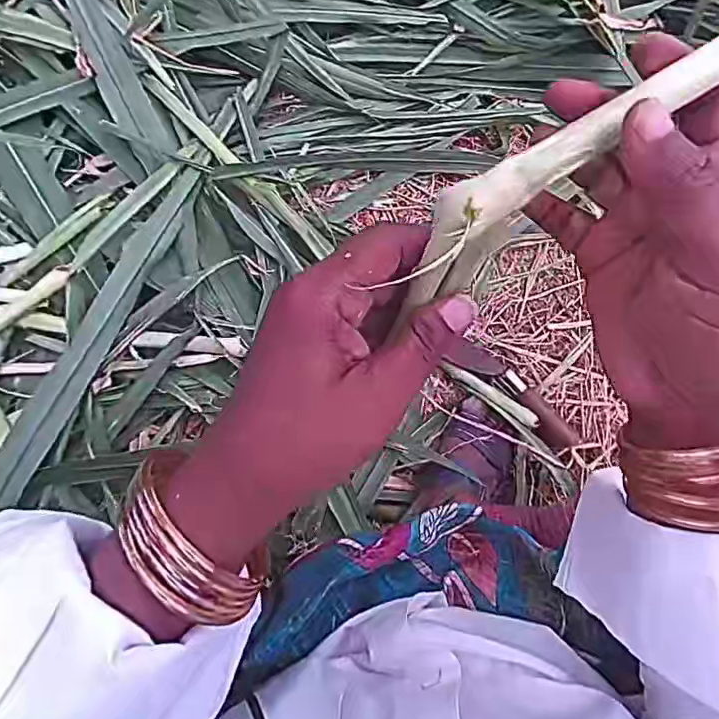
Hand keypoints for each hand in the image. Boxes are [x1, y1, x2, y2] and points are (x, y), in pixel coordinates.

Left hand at [164, 224, 477, 564]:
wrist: (245, 476)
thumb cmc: (310, 440)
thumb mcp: (379, 394)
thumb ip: (424, 344)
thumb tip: (465, 303)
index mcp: (321, 293)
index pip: (384, 241)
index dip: (432, 244)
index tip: (474, 260)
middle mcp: (309, 291)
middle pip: (377, 265)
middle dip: (425, 283)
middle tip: (470, 309)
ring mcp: (305, 313)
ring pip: (369, 293)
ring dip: (407, 310)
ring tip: (450, 334)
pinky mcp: (306, 335)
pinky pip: (354, 317)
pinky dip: (386, 329)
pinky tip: (415, 350)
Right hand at [524, 33, 718, 449]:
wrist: (689, 403)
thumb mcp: (718, 255)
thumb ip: (684, 185)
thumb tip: (644, 116)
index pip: (710, 110)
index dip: (683, 75)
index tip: (644, 50)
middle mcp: (678, 197)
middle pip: (640, 135)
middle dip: (606, 110)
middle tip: (564, 96)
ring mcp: (635, 227)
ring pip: (598, 172)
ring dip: (568, 152)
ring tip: (535, 137)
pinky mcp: (600, 257)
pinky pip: (566, 219)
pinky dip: (543, 203)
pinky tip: (521, 192)